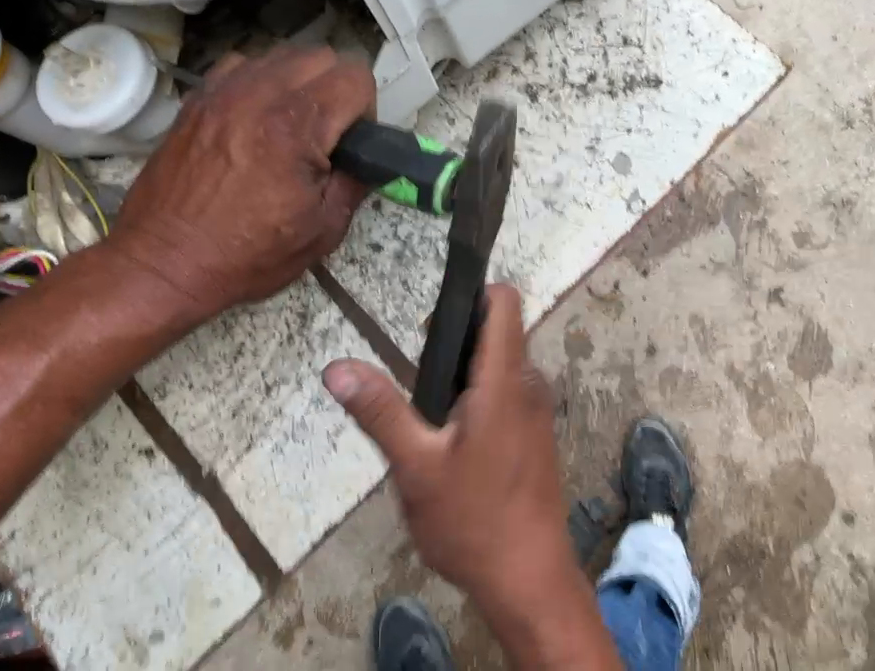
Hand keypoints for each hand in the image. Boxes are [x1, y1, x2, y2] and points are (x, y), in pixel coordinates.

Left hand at [108, 46, 373, 321]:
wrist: (163, 263)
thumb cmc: (245, 255)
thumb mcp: (322, 231)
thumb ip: (357, 183)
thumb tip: (372, 160)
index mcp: (296, 124)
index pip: (355, 77)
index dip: (364, 111)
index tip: (350, 143)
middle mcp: (260, 94)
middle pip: (322, 56)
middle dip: (336, 90)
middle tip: (326, 136)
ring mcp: (223, 91)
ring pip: (282, 55)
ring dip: (298, 82)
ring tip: (290, 127)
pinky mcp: (198, 99)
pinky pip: (242, 66)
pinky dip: (259, 83)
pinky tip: (255, 120)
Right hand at [322, 285, 576, 614]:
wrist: (530, 581)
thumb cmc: (473, 519)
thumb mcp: (416, 467)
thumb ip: (380, 411)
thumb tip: (337, 367)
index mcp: (505, 381)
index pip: (504, 303)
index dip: (472, 293)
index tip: (431, 320)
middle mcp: (529, 386)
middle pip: (496, 333)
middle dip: (453, 343)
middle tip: (415, 385)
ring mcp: (537, 413)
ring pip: (499, 366)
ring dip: (462, 375)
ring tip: (426, 418)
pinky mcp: (535, 436)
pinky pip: (507, 394)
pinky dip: (478, 398)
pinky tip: (450, 441)